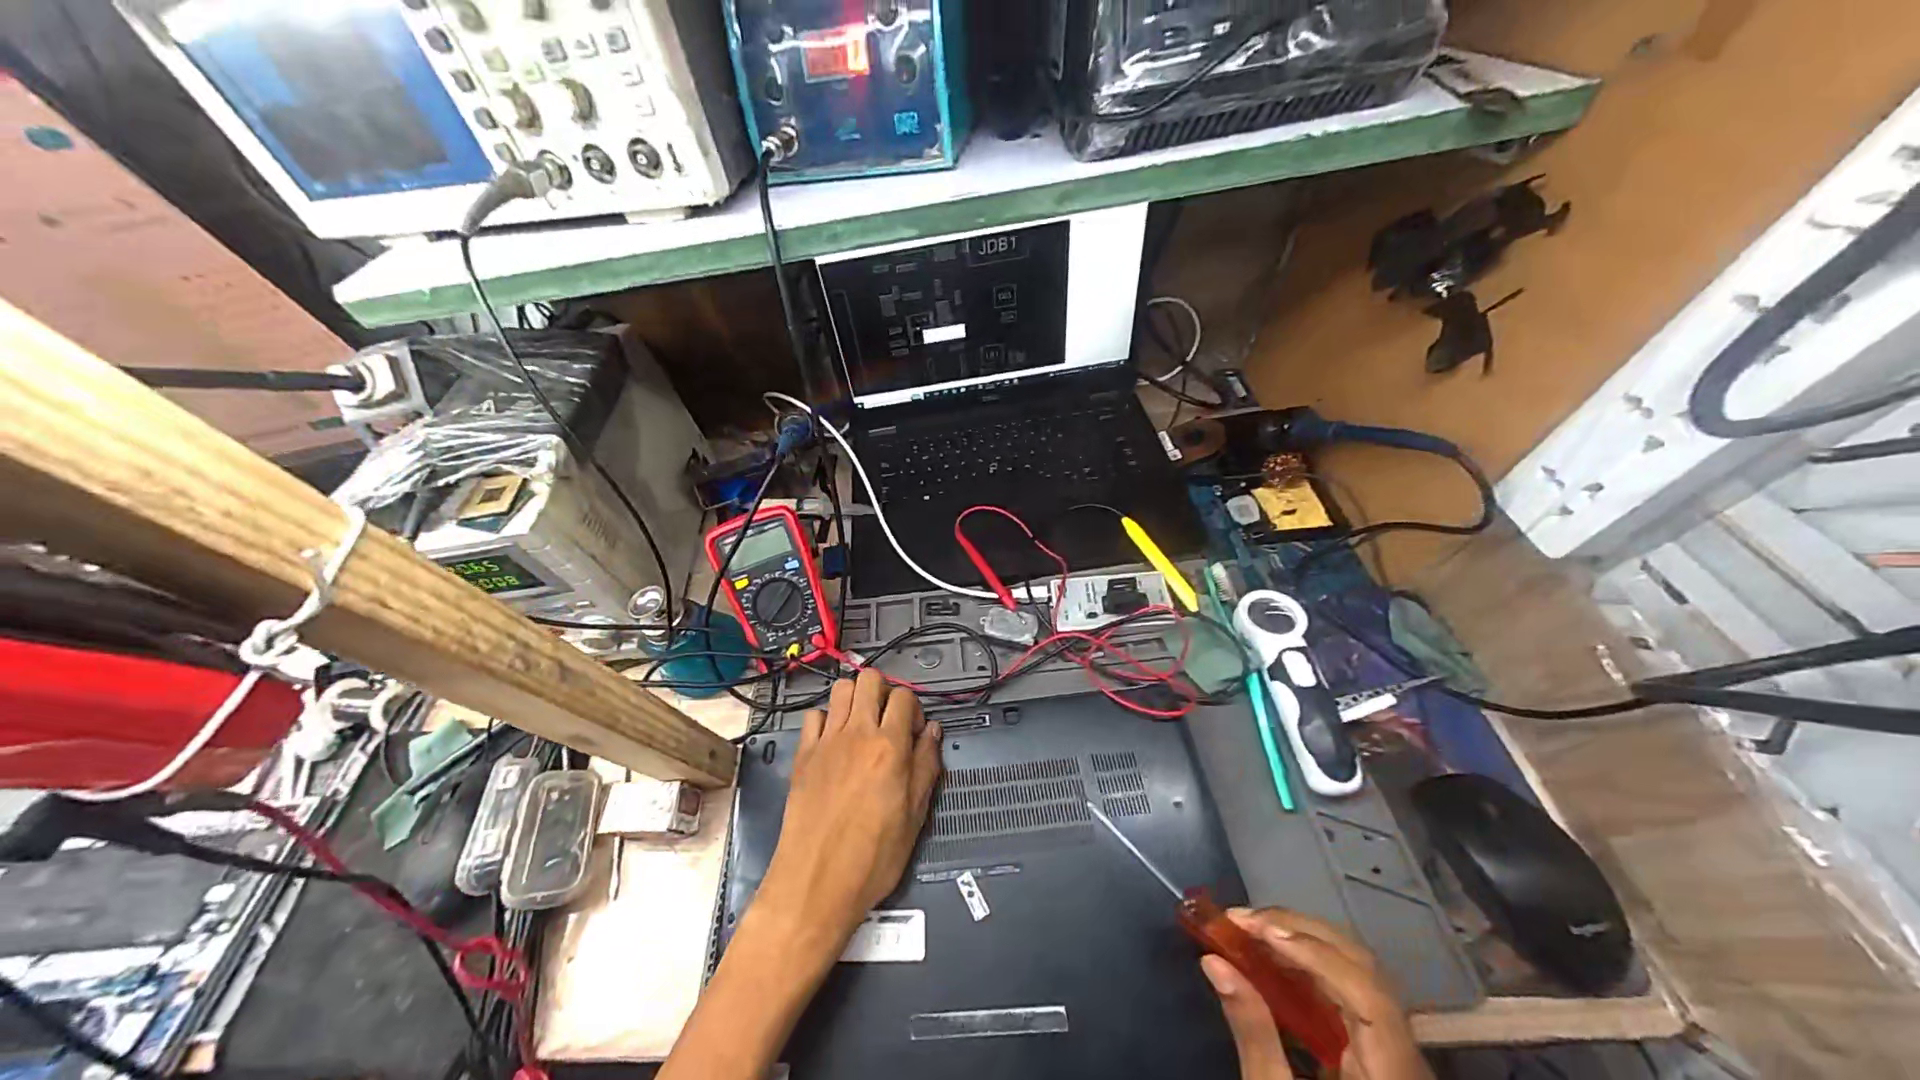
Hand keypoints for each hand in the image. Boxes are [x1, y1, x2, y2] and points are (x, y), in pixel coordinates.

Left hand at [755, 671, 943, 952]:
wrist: (816, 883)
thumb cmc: (869, 859)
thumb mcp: (914, 816)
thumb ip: (926, 766)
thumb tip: (933, 735)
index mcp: (889, 748)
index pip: (905, 697)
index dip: (915, 709)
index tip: (916, 730)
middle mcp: (856, 736)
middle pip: (870, 680)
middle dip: (885, 691)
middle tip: (890, 720)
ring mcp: (826, 743)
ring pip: (841, 689)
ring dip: (856, 698)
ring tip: (864, 724)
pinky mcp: (803, 756)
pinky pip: (814, 716)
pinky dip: (827, 719)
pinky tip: (835, 740)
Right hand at [1200, 908, 1431, 1079]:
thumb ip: (1252, 1031)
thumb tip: (1214, 961)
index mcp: (1393, 1075)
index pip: (1366, 993)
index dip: (1314, 952)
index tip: (1256, 930)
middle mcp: (1406, 1053)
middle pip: (1364, 968)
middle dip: (1300, 932)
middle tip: (1241, 919)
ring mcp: (1396, 1049)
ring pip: (1357, 972)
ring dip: (1302, 941)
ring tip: (1250, 930)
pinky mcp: (1379, 1049)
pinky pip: (1348, 990)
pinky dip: (1308, 964)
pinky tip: (1272, 958)